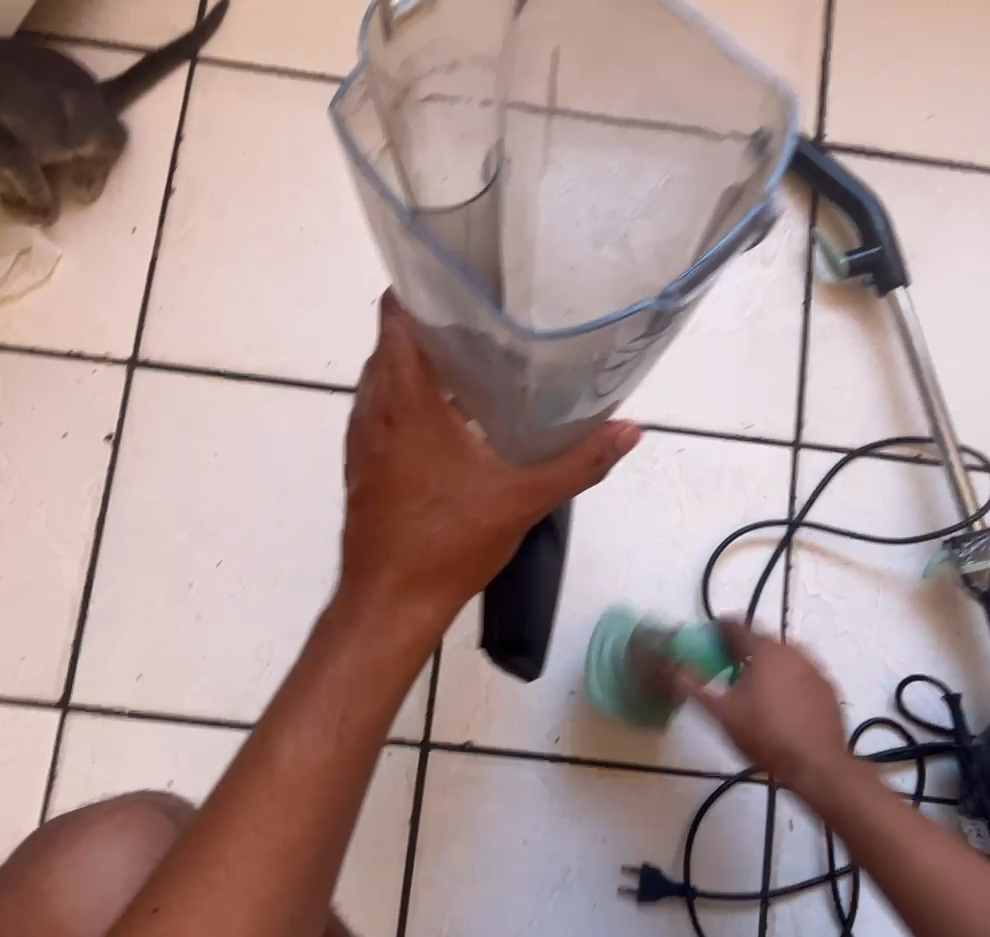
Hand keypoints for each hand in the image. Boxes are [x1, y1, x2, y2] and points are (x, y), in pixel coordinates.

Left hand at [340, 292, 640, 618]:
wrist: (389, 600)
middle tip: (484, 323)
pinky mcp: (359, 466)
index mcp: (406, 400)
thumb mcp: (523, 500)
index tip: (462, 282)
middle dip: (431, 327)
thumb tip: (630, 431)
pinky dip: (406, 403)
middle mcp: (373, 409)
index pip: (394, 314)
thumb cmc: (449, 541)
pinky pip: (379, 414)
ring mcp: (361, 439)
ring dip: (416, 367)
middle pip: (390, 343)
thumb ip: (579, 462)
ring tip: (469, 365)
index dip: (420, 288)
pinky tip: (446, 422)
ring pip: (382, 380)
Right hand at [671, 622, 852, 795]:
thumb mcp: (722, 713)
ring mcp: (815, 670)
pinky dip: (786, 680)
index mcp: (764, 651)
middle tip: (726, 664)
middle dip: (742, 649)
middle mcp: (792, 651)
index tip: (707, 637)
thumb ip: (694, 687)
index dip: (718, 629)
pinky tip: (779, 702)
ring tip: (751, 685)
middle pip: (761, 641)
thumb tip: (671, 667)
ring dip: (765, 664)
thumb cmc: (764, 735)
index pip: (736, 627)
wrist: (816, 766)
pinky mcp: (828, 689)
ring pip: (783, 657)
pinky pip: (800, 675)